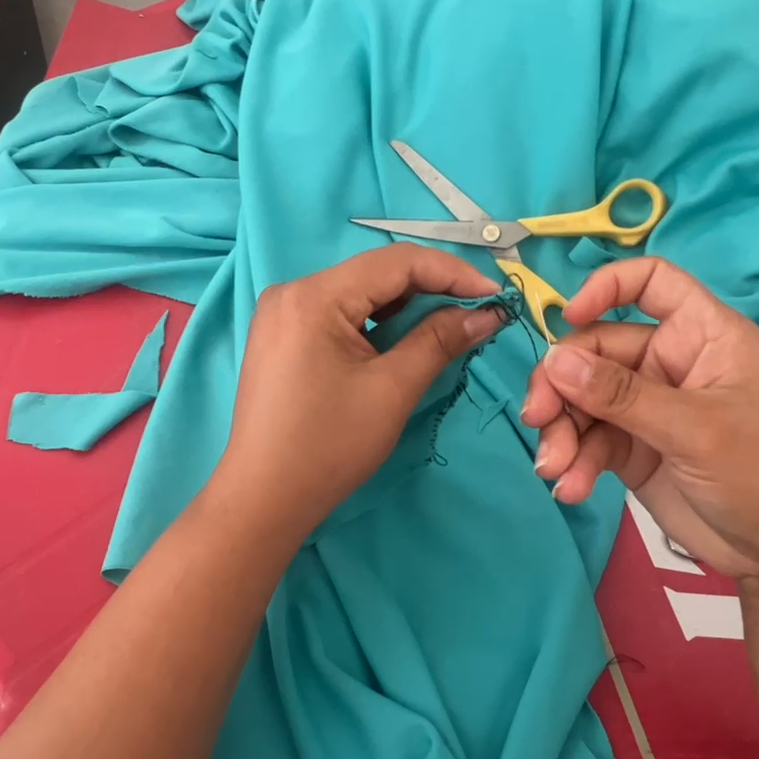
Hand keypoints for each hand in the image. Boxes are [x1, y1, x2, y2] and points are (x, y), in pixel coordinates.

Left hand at [213, 243, 505, 533]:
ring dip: (404, 307)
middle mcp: (291, 291)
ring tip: (447, 329)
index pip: (395, 262)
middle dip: (430, 289)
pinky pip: (338, 313)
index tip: (494, 294)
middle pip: (375, 273)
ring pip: (358, 293)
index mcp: (314, 296)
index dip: (451, 272)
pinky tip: (402, 342)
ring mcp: (281, 313)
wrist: (264, 497)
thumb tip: (487, 312)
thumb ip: (440, 340)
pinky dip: (375, 323)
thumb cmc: (329, 445)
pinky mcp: (281, 335)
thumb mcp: (392, 389)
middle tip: (477, 313)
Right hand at [519, 258, 758, 584]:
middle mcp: (671, 364)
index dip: (606, 288)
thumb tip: (552, 359)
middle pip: (597, 350)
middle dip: (561, 385)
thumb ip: (621, 395)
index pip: (652, 283)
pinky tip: (570, 488)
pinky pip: (589, 441)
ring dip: (561, 431)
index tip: (566, 318)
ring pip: (583, 400)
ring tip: (553, 469)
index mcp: (703, 336)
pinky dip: (574, 461)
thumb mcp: (696, 430)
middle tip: (537, 418)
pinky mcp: (634, 449)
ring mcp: (649, 408)